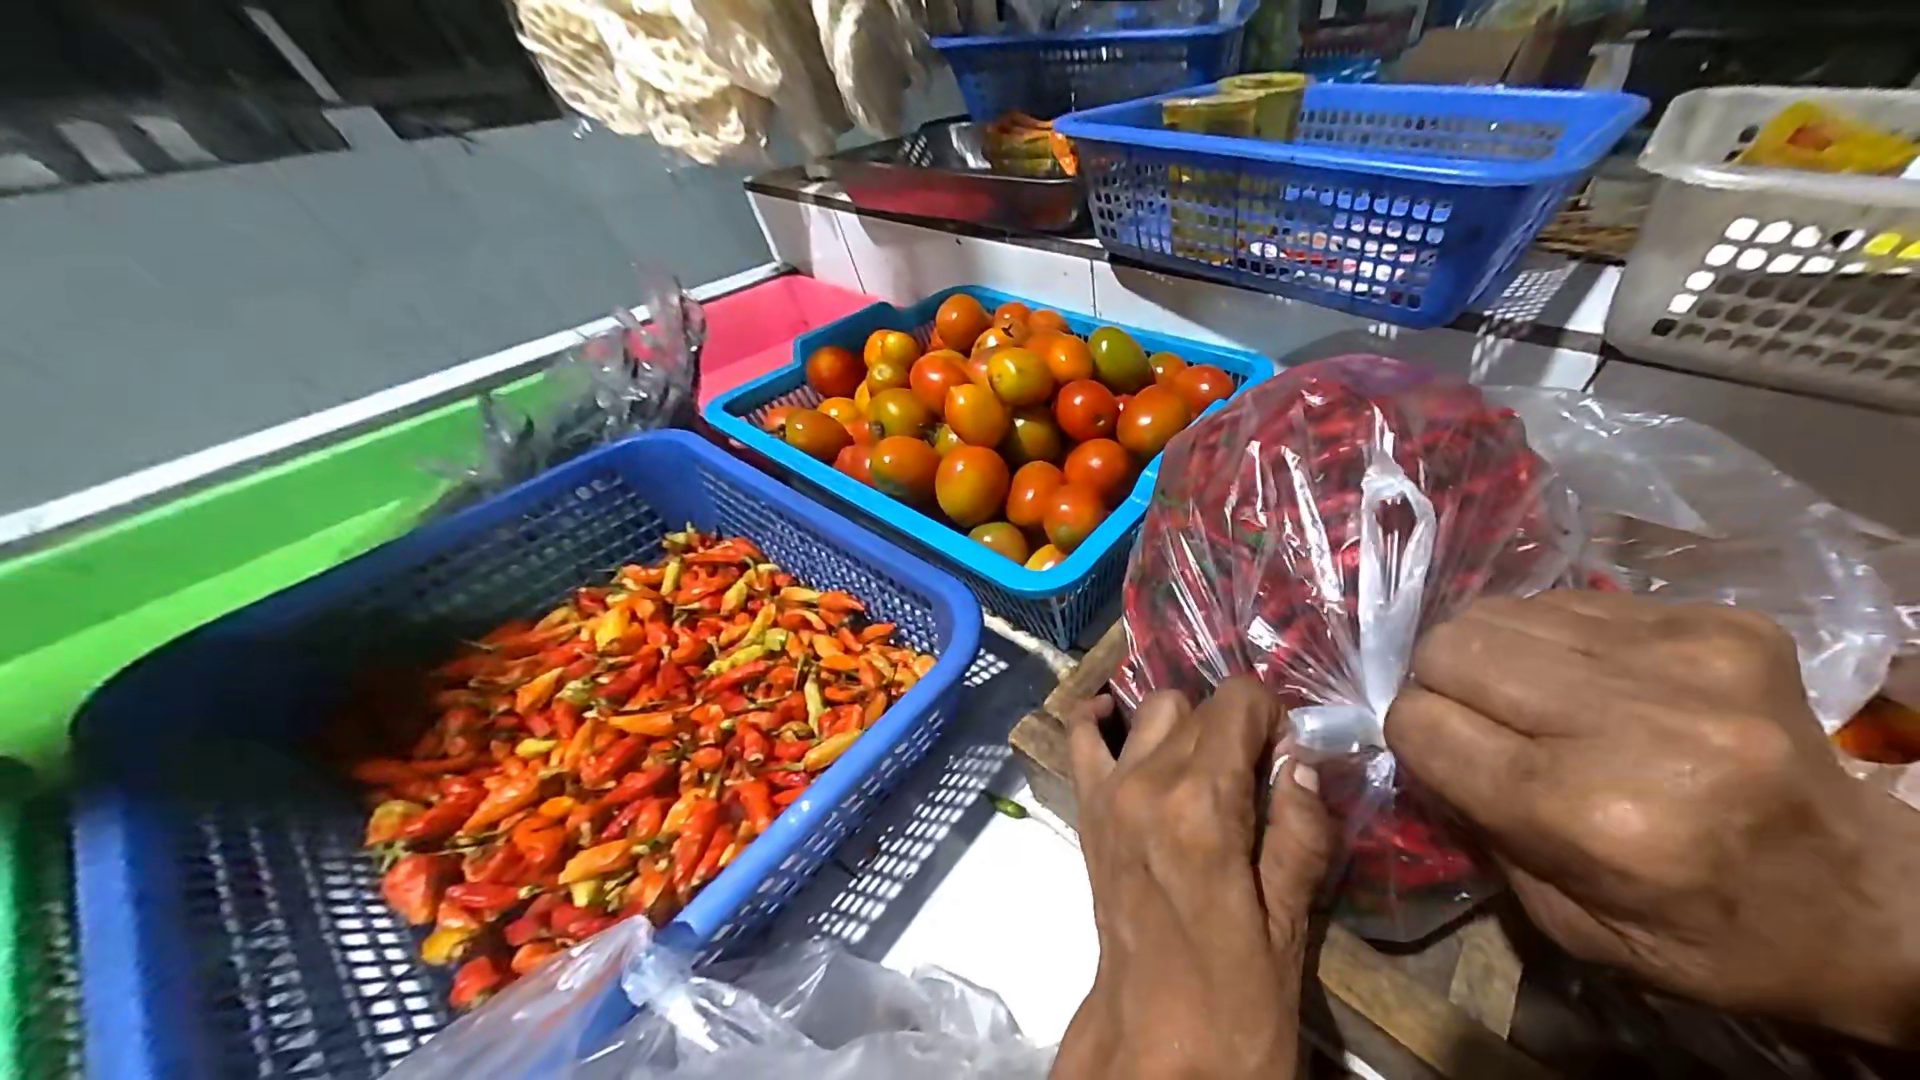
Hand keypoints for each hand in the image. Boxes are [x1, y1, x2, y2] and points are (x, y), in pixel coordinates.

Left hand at [1052, 677, 1330, 1079]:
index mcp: (1202, 805)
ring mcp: (1109, 790)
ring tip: (1206, 766)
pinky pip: (1080, 735)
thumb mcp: (1290, 921)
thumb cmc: (1235, 998)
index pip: (1235, 701)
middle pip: (1197, 705)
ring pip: (1152, 709)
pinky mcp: (1086, 806)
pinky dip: (1100, 718)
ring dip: (1185, 723)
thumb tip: (1303, 760)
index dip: (1270, 716)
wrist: (1155, 1042)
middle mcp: (1148, 781)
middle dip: (1235, 725)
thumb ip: (1300, 831)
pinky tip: (1121, 723)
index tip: (1286, 752)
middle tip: (1258, 773)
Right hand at [1385, 591, 1919, 1046]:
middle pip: (1446, 649)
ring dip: (1488, 654)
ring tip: (1534, 696)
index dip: (1416, 737)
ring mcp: (1685, 660)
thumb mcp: (1559, 917)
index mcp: (1590, 813)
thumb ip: (1468, 819)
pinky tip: (1590, 678)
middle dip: (1439, 683)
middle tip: (1478, 717)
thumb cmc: (1704, 929)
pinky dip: (1548, 638)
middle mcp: (1638, 724)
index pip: (1420, 721)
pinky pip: (1558, 602)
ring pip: (1492, 614)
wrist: (1883, 906)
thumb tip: (1413, 735)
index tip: (1442, 754)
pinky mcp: (1717, 622)